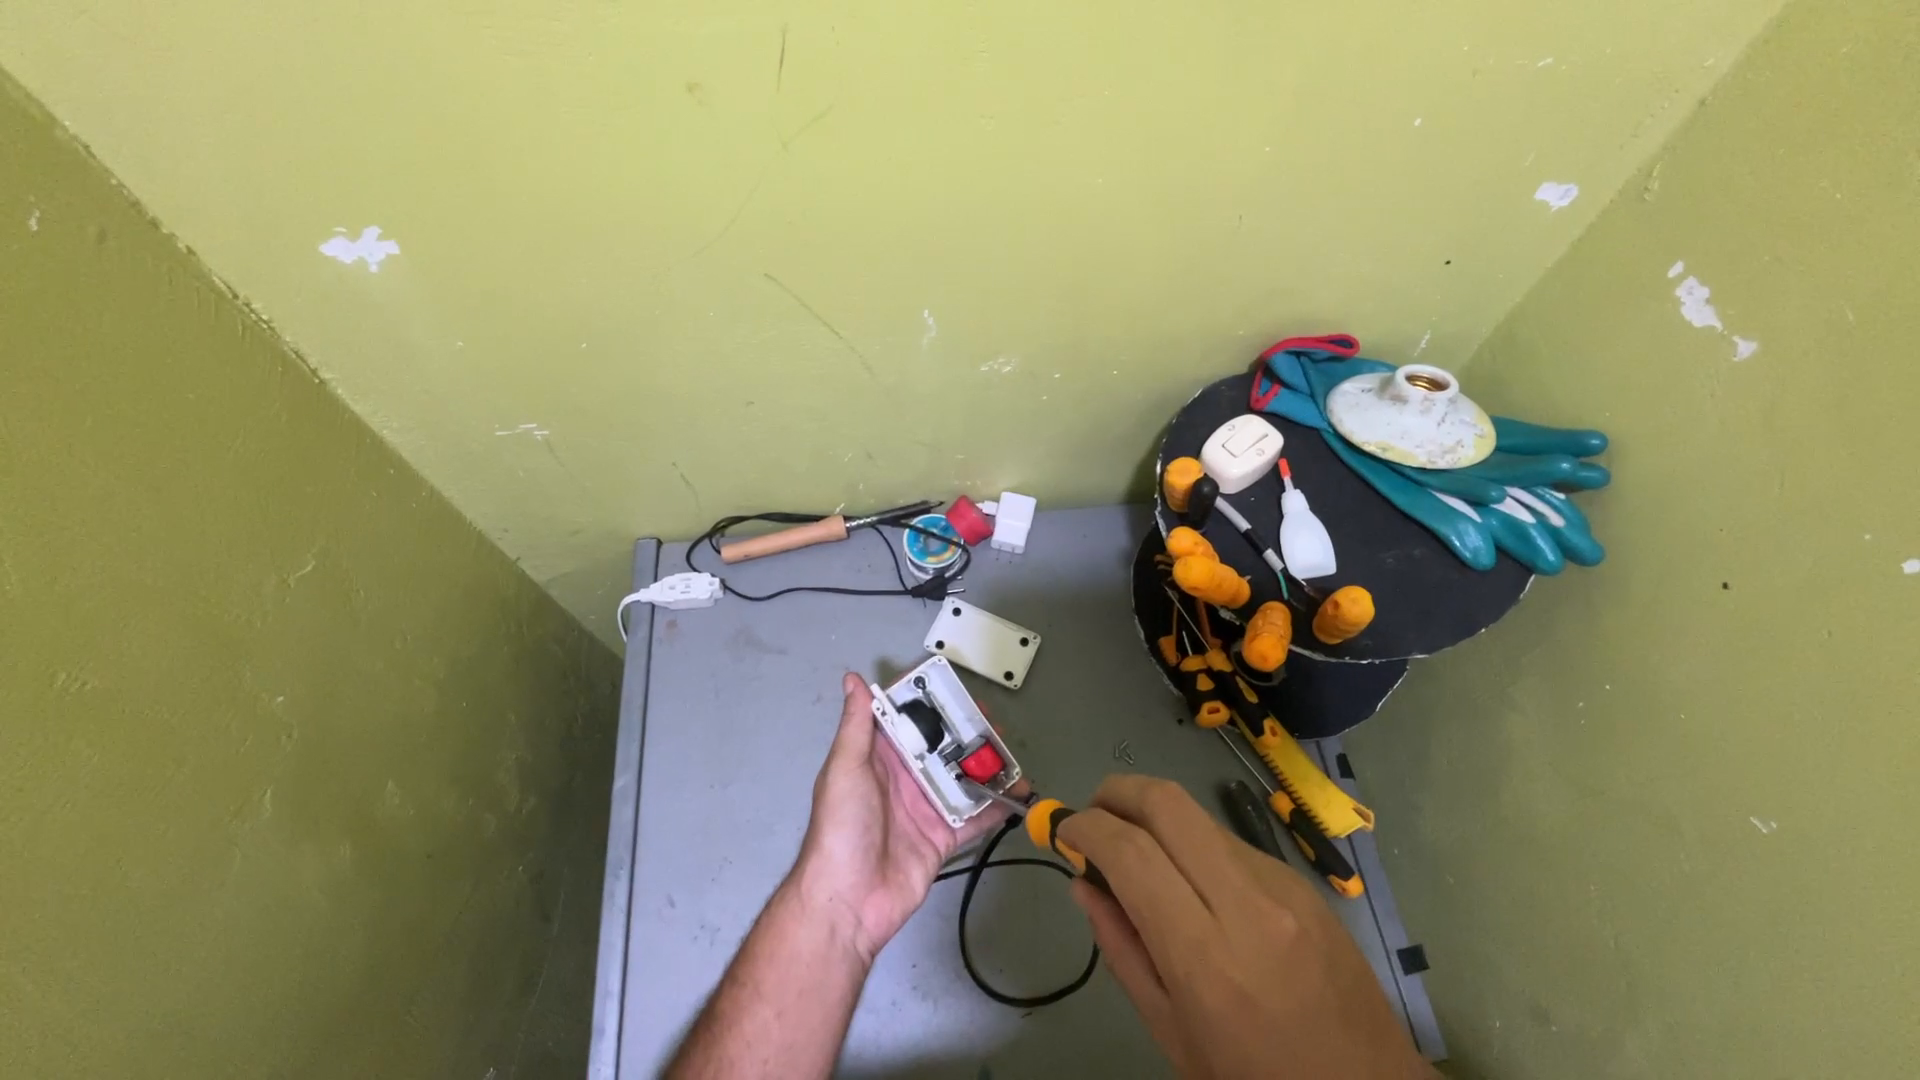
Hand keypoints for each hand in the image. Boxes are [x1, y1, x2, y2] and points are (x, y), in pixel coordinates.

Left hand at [787, 673, 1013, 965]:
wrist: (848, 900)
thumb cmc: (842, 827)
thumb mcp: (844, 768)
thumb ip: (856, 725)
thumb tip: (852, 678)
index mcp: (878, 758)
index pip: (906, 721)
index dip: (928, 702)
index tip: (954, 685)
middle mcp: (904, 779)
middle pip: (941, 748)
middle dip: (966, 732)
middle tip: (994, 720)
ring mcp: (925, 808)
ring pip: (961, 778)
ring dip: (985, 764)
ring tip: (1010, 752)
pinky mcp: (943, 838)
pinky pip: (974, 817)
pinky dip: (996, 805)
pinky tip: (1018, 791)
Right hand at [1059, 775, 1433, 1079]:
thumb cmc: (1253, 1079)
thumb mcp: (1170, 1031)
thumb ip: (1121, 948)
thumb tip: (1083, 882)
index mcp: (1205, 955)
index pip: (1131, 852)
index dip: (1086, 827)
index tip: (1065, 830)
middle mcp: (1247, 903)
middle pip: (1168, 803)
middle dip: (1118, 792)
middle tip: (1093, 814)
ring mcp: (1283, 886)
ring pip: (1200, 817)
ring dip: (1156, 817)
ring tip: (1138, 851)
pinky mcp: (1305, 884)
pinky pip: (1233, 843)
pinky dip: (1195, 844)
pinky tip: (1192, 882)